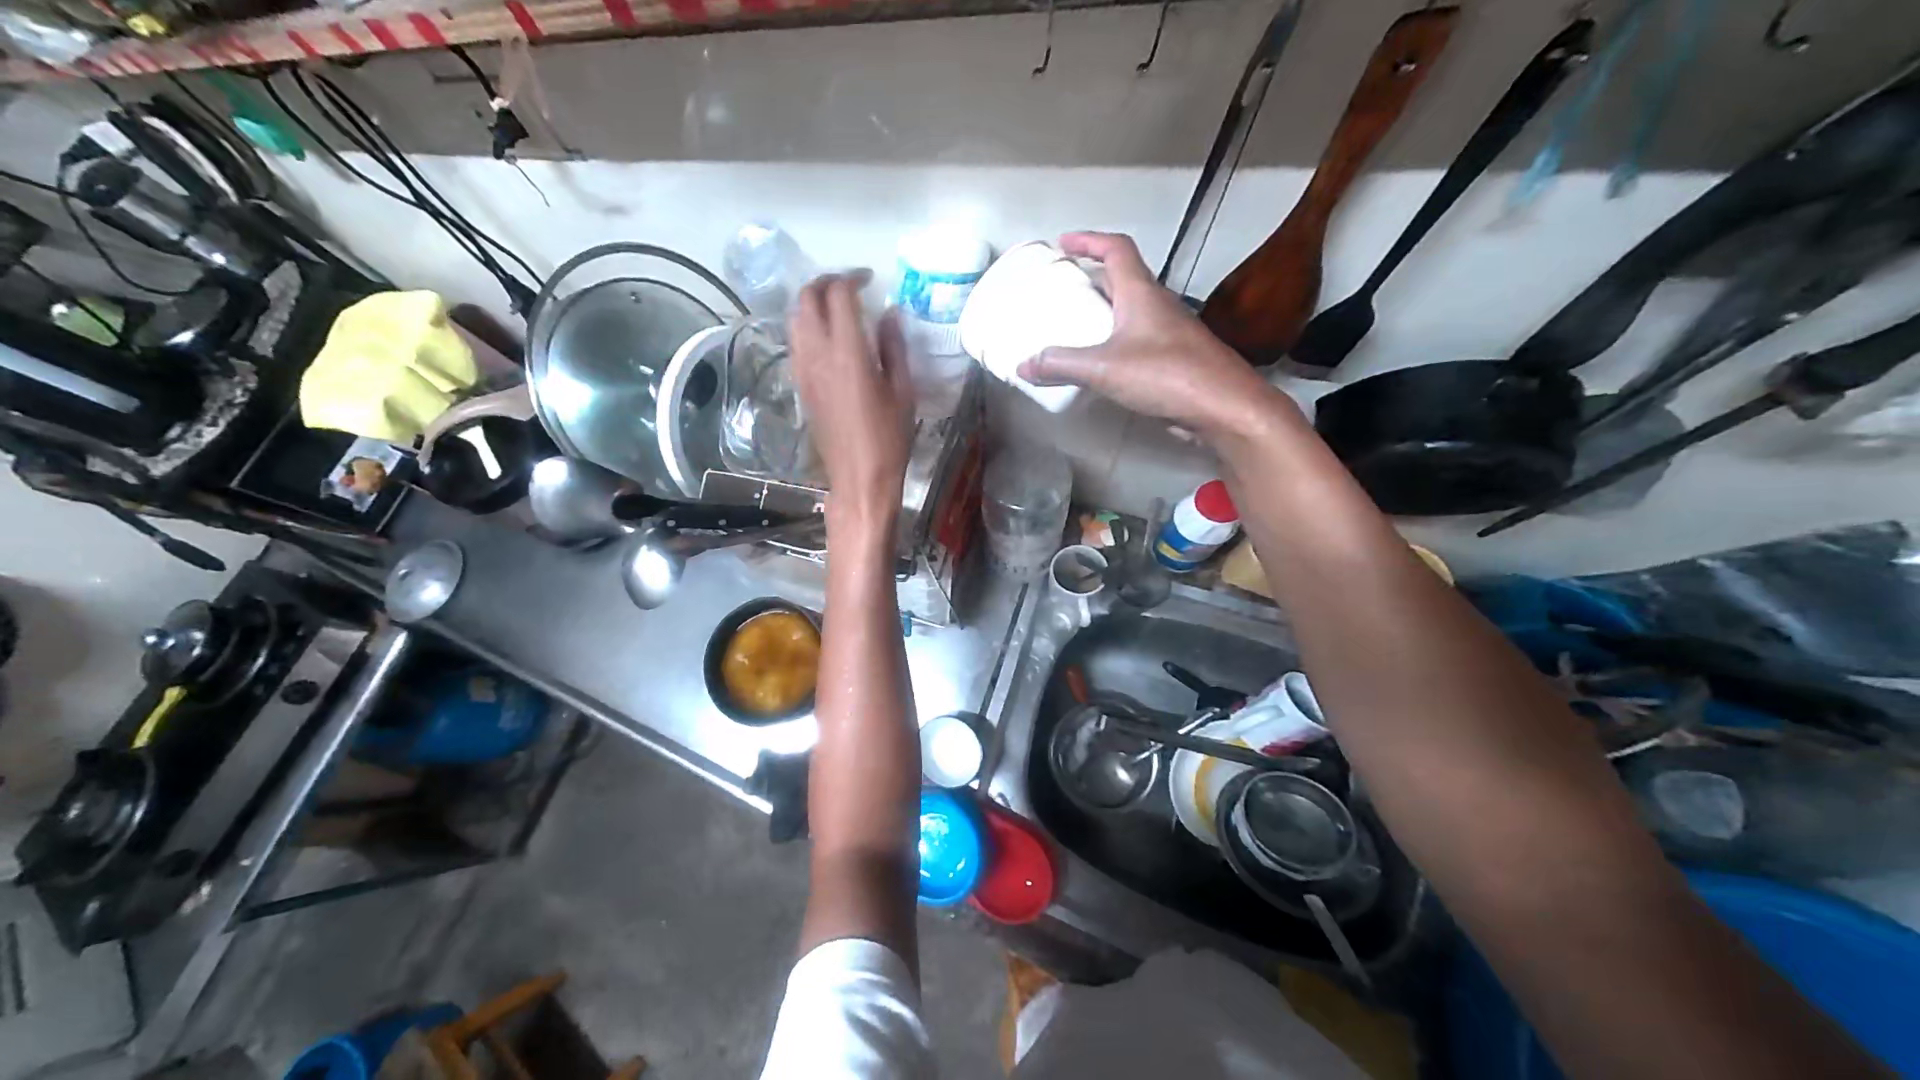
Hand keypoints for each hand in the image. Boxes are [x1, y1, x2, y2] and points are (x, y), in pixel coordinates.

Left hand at [789, 272, 913, 531]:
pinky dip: (806, 325)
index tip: (870, 279)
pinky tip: (826, 334)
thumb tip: (888, 315)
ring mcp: (804, 369)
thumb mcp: (903, 391)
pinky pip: (795, 341)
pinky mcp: (800, 384)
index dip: (852, 277)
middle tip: (850, 285)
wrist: (859, 476)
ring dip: (812, 301)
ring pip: (795, 317)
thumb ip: (894, 347)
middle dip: (826, 282)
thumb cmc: (889, 437)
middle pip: (808, 297)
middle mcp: (818, 354)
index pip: (839, 295)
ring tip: (835, 305)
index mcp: (848, 352)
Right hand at [1018, 232, 1296, 439]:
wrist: (1225, 408)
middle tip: (1063, 291)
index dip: (1089, 240)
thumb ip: (1061, 364)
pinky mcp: (1176, 361)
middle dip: (1092, 279)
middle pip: (1123, 279)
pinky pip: (1139, 341)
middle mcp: (1158, 306)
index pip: (1116, 249)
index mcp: (1141, 293)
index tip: (1063, 243)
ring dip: (1105, 313)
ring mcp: (1170, 334)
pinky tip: (1102, 365)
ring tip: (1075, 329)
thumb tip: (1023, 365)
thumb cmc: (1167, 374)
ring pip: (1131, 312)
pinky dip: (1116, 343)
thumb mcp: (1104, 368)